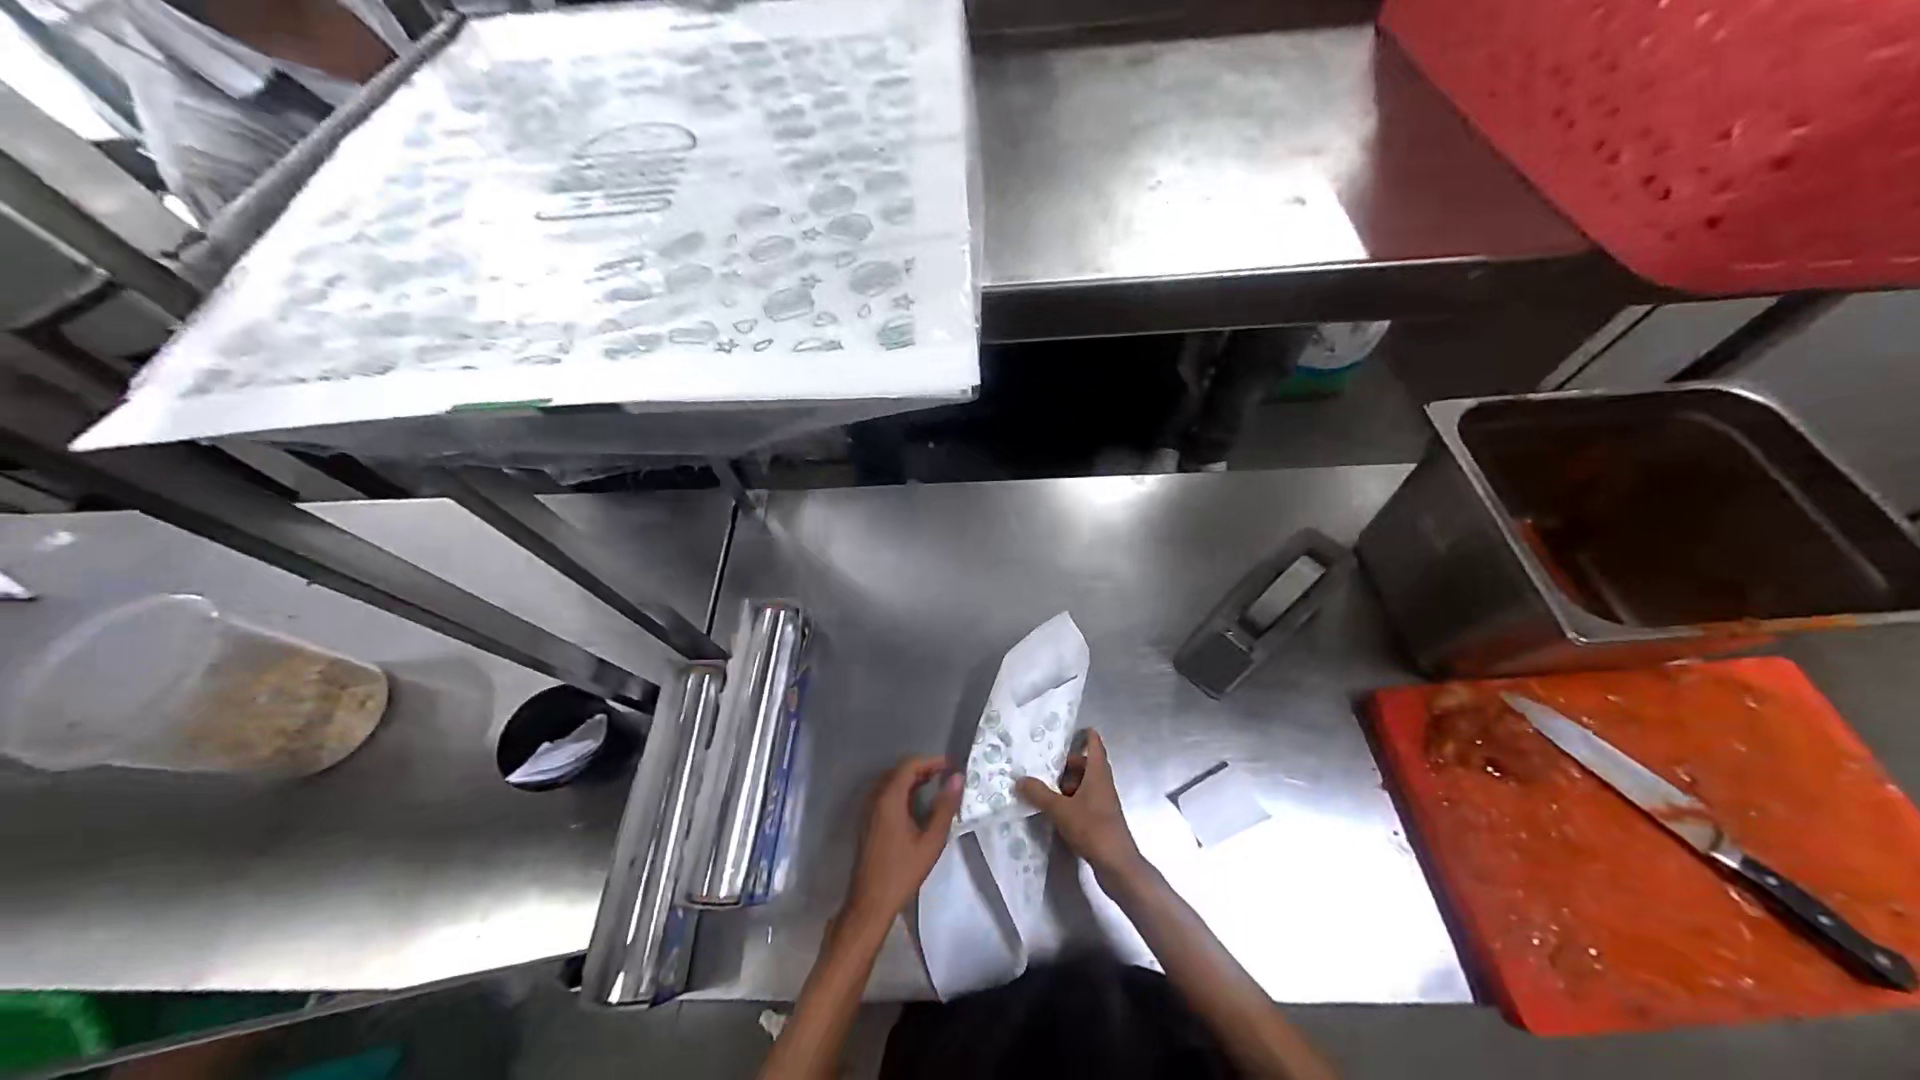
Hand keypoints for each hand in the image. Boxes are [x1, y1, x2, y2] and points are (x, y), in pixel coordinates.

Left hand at [843, 755, 961, 927]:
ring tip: (935, 785)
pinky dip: (902, 791)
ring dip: (912, 779)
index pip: (909, 766)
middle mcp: (874, 798)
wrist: (870, 902)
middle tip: (946, 774)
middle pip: (898, 771)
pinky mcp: (867, 821)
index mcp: (889, 799)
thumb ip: (945, 807)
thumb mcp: (931, 840)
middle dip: (923, 768)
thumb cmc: (903, 872)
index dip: (931, 761)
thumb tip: (957, 779)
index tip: (951, 764)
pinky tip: (916, 804)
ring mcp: (868, 810)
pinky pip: (884, 795)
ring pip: (890, 782)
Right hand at [1016, 728, 1142, 878]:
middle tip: (1047, 763)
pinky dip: (1071, 800)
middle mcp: (1103, 785)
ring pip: (1085, 785)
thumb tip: (1020, 779)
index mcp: (1098, 775)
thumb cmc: (1092, 828)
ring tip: (1045, 786)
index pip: (1096, 748)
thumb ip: (1039, 794)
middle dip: (1069, 764)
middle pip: (1087, 766)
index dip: (1089, 737)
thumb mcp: (1061, 809)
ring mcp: (1103, 804)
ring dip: (1068, 783)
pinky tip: (1055, 809)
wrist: (1117, 865)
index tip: (1081, 728)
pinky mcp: (1101, 820)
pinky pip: (1084, 801)